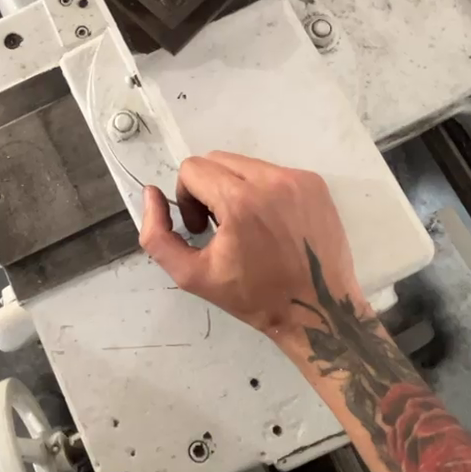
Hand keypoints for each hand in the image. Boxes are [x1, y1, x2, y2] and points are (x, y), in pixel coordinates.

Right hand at [139, 152, 366, 343]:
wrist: (319, 311)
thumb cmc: (254, 297)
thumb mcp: (191, 276)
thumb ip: (157, 235)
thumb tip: (151, 194)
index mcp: (239, 201)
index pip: (192, 169)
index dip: (186, 198)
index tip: (202, 229)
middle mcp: (271, 181)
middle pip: (216, 160)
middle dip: (207, 189)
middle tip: (219, 227)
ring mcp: (297, 179)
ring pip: (244, 163)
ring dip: (234, 186)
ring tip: (246, 225)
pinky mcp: (315, 183)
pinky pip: (272, 171)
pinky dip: (262, 190)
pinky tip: (270, 223)